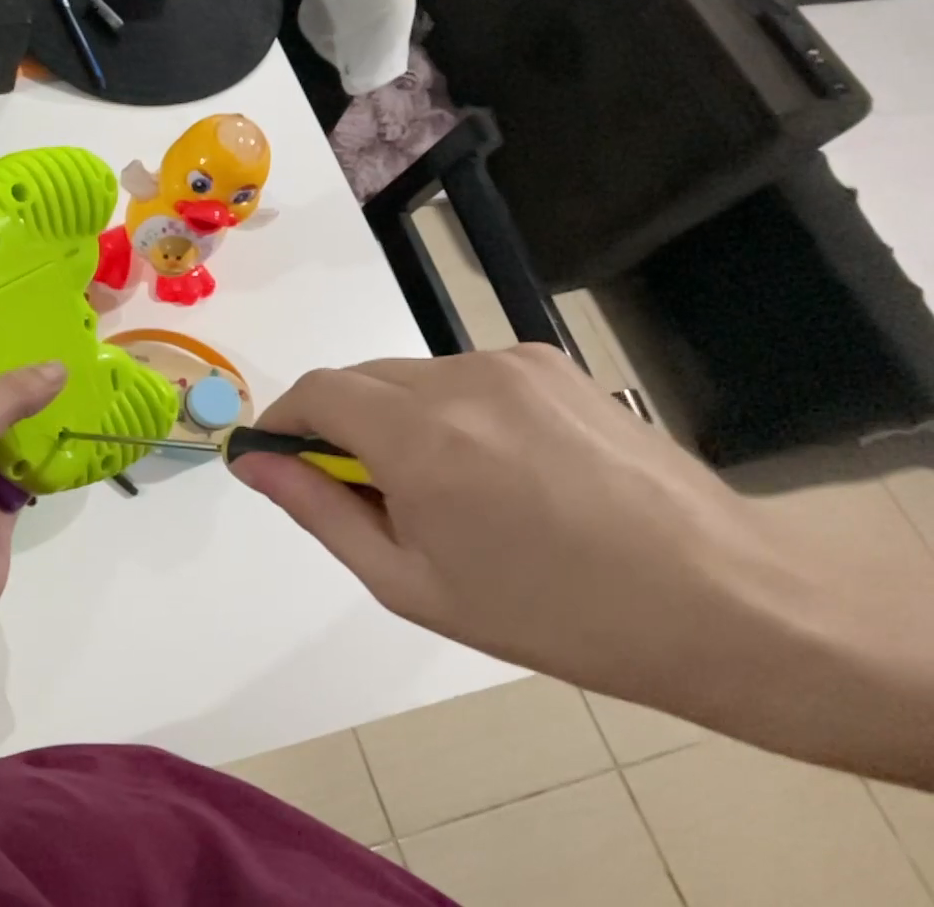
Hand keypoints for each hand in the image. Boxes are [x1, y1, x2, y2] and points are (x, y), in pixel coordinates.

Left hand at [0, 359, 65, 634]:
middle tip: (76, 336)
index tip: (29, 302)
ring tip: (92, 373)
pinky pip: (29, 459)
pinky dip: (53, 448)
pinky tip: (88, 426)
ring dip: (45, 407)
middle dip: (26, 366)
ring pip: (13, 421)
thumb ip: (5, 398)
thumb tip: (56, 366)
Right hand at [228, 344, 780, 704]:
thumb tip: (252, 461)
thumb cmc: (549, 613)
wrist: (724, 602)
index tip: (276, 461)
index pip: (315, 392)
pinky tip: (489, 468)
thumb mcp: (407, 581)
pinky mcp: (551, 364)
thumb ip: (317, 509)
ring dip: (391, 420)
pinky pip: (461, 376)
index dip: (282, 421)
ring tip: (440, 491)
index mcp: (420, 437)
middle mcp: (461, 379)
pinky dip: (442, 411)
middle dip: (335, 426)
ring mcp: (514, 364)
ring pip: (408, 377)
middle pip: (358, 379)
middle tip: (362, 495)